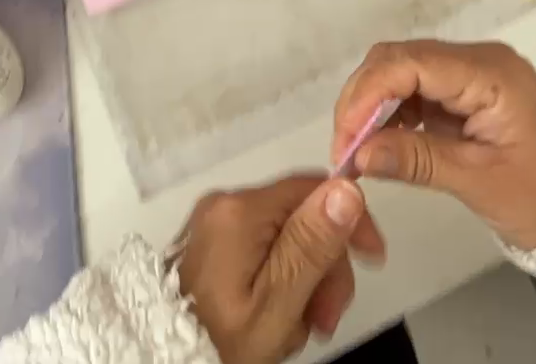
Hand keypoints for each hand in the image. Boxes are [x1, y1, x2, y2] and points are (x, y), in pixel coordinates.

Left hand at [176, 175, 385, 363]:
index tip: (372, 259)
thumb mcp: (278, 302)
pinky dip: (279, 275)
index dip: (349, 218)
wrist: (162, 362)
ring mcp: (214, 220)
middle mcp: (224, 202)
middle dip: (324, 263)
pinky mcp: (210, 240)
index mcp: (240, 210)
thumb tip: (347, 188)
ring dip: (304, 277)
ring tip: (299, 327)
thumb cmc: (224, 339)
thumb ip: (312, 245)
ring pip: (284, 233)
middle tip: (326, 319)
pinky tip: (278, 313)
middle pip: (299, 214)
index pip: (312, 188)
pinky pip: (261, 244)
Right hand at [332, 40, 535, 251]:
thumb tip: (359, 154)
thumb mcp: (480, 183)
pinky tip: (381, 143)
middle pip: (397, 60)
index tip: (346, 138)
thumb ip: (417, 161)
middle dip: (362, 100)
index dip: (368, 95)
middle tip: (345, 148)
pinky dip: (389, 113)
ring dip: (371, 106)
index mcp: (490, 73)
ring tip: (358, 150)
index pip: (410, 64)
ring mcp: (468, 72)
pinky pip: (412, 88)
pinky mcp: (461, 89)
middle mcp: (476, 59)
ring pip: (398, 71)